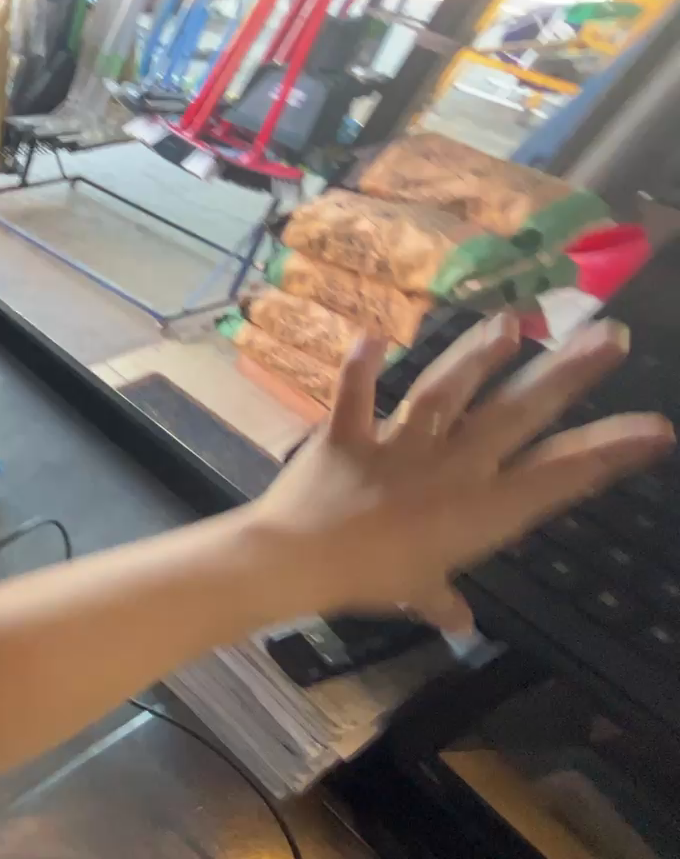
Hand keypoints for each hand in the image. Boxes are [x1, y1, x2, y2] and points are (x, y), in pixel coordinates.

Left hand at [250, 313, 673, 632]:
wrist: (296, 559)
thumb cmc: (363, 580)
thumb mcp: (414, 592)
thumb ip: (439, 599)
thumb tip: (457, 620)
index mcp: (481, 512)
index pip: (559, 477)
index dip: (607, 450)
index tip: (654, 425)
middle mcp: (446, 470)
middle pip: (513, 416)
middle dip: (563, 375)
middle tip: (606, 335)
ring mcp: (393, 448)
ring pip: (442, 394)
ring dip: (476, 356)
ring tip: (509, 321)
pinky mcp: (341, 436)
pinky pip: (352, 396)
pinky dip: (359, 366)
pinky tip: (372, 333)